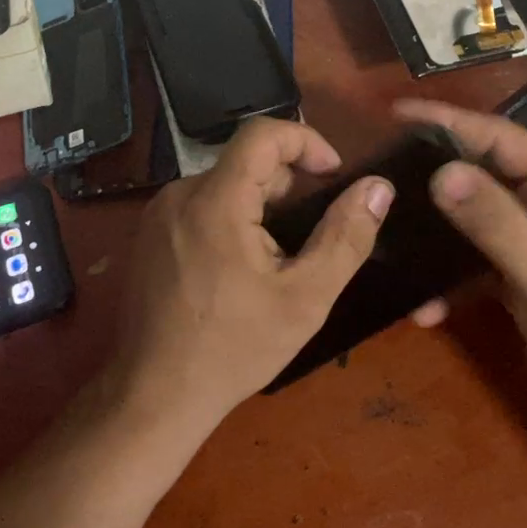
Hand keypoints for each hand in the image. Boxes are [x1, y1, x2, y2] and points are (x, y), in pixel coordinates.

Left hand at [105, 117, 394, 428]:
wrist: (154, 394)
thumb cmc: (234, 348)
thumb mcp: (305, 298)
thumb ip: (345, 237)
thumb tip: (378, 187)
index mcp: (215, 200)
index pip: (261, 133)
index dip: (305, 140)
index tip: (331, 174)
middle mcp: (180, 194)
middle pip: (244, 163)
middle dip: (285, 187)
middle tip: (306, 237)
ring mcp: (158, 214)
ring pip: (222, 185)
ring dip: (256, 206)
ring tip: (274, 260)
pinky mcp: (148, 234)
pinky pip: (199, 206)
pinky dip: (228, 220)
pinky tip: (237, 270)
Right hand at [395, 99, 526, 440]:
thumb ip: (498, 225)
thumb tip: (442, 170)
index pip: (501, 139)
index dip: (449, 122)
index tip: (395, 114)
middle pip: (483, 174)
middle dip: (435, 174)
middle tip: (380, 174)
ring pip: (475, 219)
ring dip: (437, 232)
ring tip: (388, 235)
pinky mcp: (525, 280)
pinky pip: (477, 265)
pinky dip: (451, 281)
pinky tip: (424, 307)